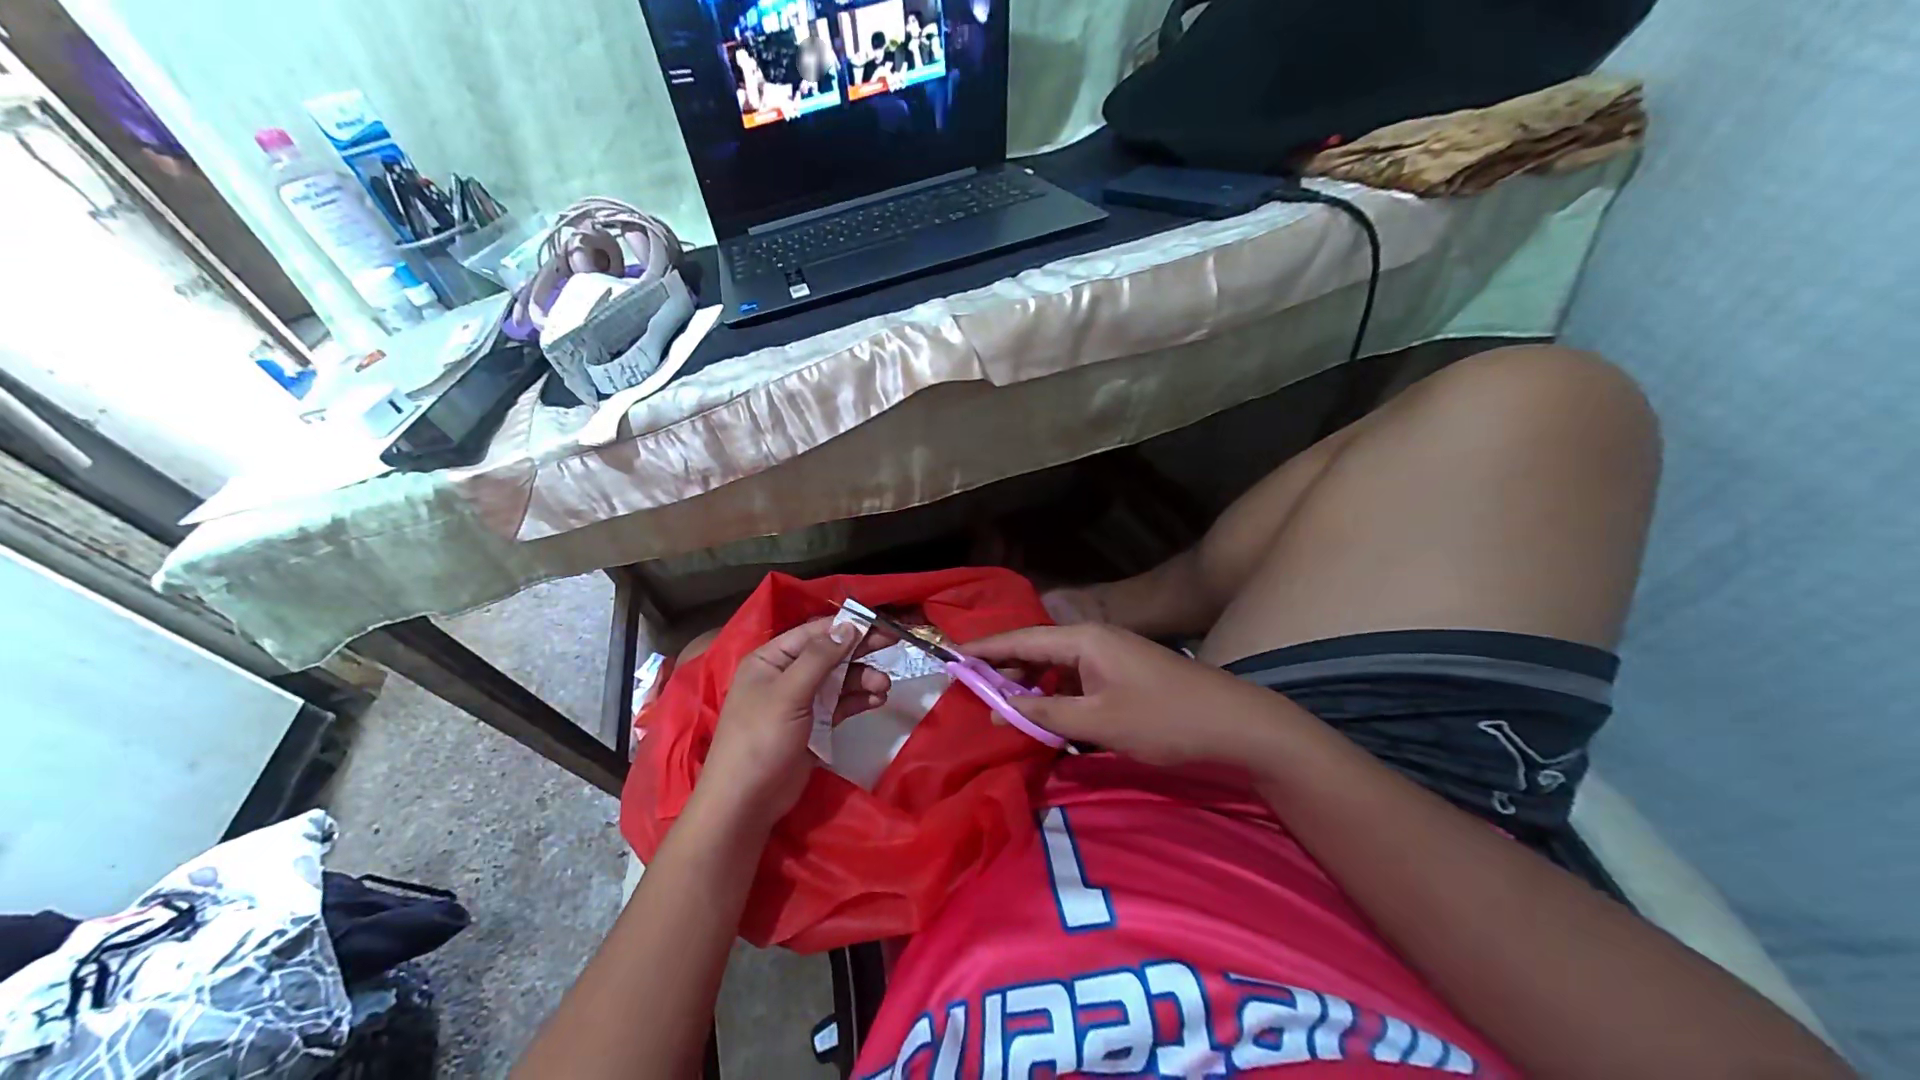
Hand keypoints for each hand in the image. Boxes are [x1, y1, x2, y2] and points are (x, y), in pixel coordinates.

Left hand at [700, 619, 891, 828]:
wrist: (746, 802)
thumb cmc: (760, 739)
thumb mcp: (788, 693)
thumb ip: (819, 658)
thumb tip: (847, 627)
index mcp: (770, 659)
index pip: (813, 633)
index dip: (846, 627)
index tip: (879, 623)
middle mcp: (785, 675)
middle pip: (829, 654)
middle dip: (860, 651)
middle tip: (893, 644)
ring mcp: (800, 702)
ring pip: (838, 680)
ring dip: (862, 679)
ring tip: (883, 687)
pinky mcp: (813, 725)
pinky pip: (839, 704)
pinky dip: (857, 700)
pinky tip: (876, 701)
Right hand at [966, 624, 1282, 767]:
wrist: (1236, 724)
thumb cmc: (1164, 719)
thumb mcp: (1098, 722)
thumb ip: (1044, 713)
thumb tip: (999, 708)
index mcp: (1084, 638)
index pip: (1021, 638)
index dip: (985, 648)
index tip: (952, 657)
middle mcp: (1094, 638)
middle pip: (1036, 649)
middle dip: (1005, 670)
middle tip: (974, 693)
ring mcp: (1111, 655)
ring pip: (1056, 666)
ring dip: (1031, 685)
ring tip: (1005, 707)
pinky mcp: (1124, 673)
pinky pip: (1077, 678)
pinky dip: (1057, 694)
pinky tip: (1048, 715)